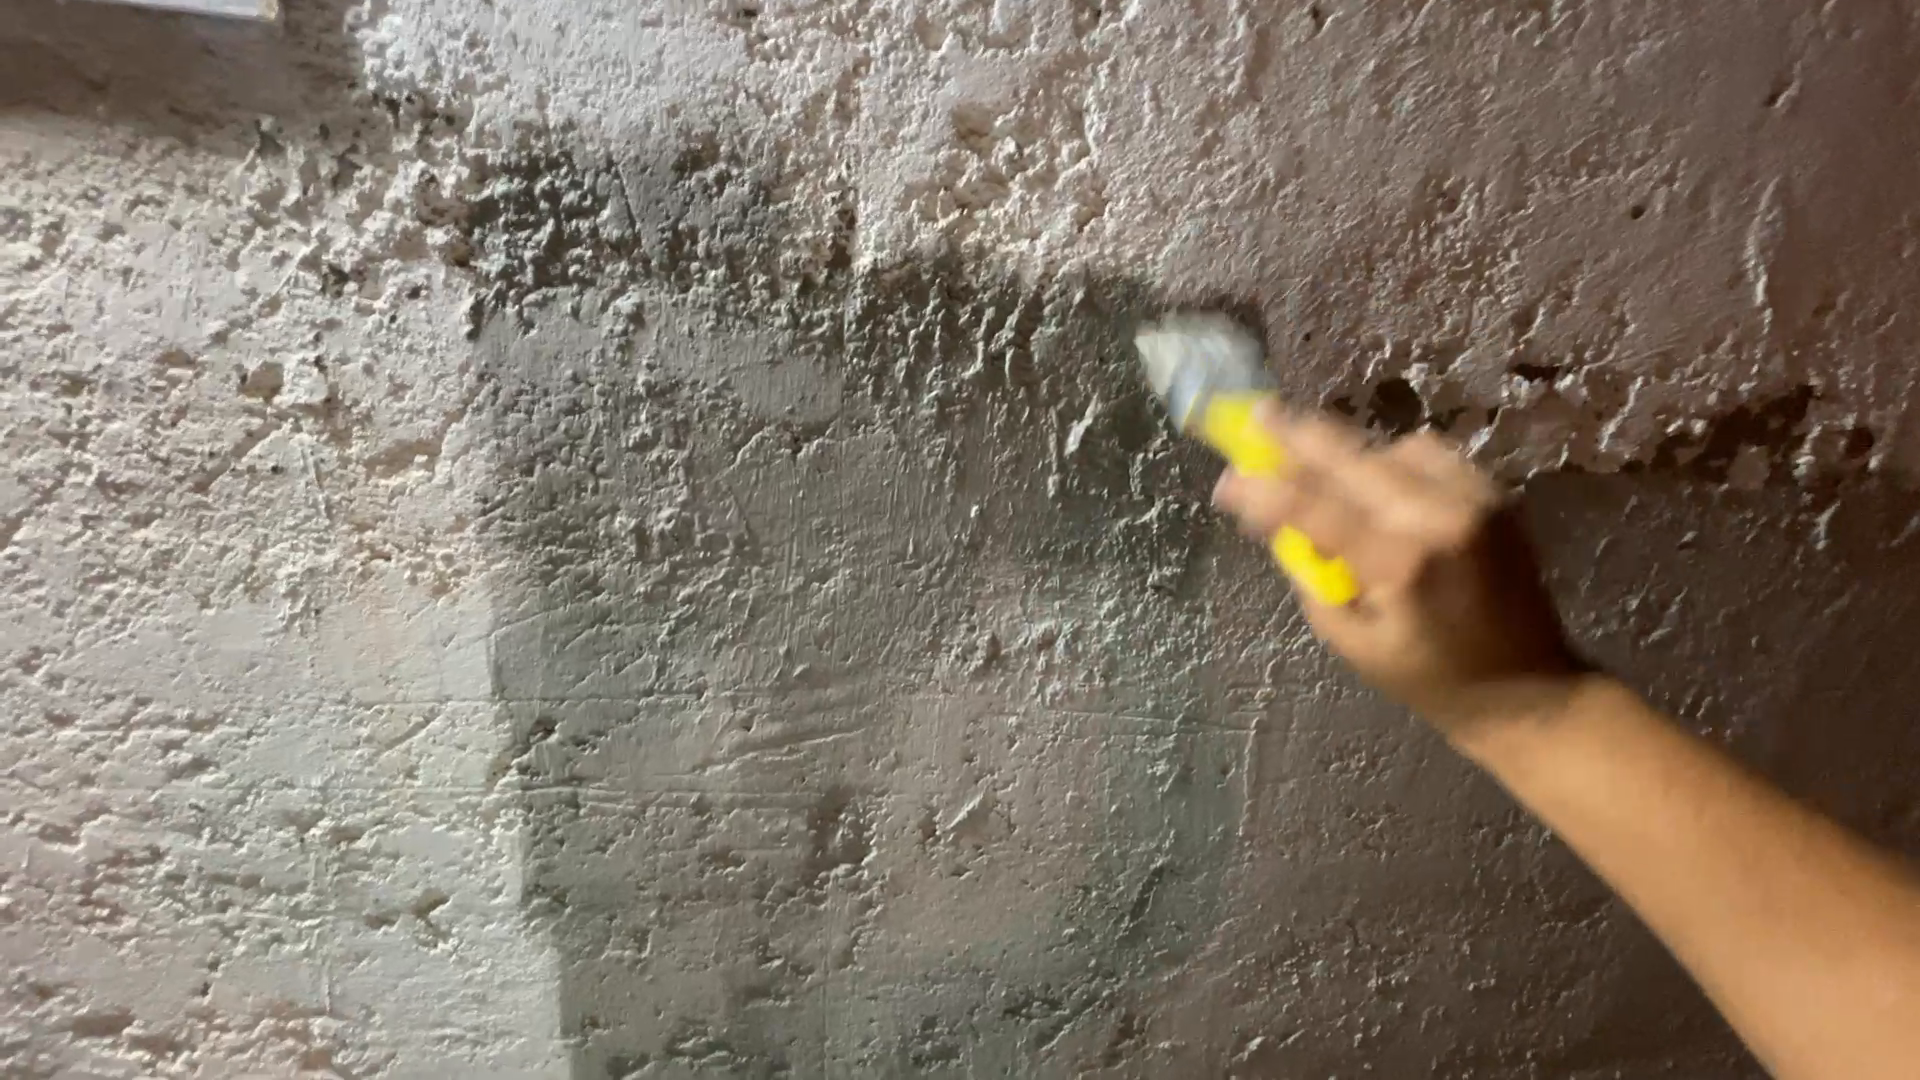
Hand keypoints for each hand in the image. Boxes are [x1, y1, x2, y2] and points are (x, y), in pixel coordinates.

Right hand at [1212, 403, 1587, 736]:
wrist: (1530, 687)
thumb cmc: (1426, 676)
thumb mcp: (1348, 638)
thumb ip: (1311, 574)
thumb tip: (1278, 523)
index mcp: (1401, 563)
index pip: (1312, 509)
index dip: (1262, 491)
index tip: (1226, 481)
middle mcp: (1441, 517)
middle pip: (1351, 459)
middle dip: (1296, 436)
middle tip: (1257, 415)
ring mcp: (1475, 498)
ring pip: (1389, 448)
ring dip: (1346, 453)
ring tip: (1316, 466)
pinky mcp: (1493, 494)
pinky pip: (1427, 455)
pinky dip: (1388, 459)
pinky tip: (1371, 478)